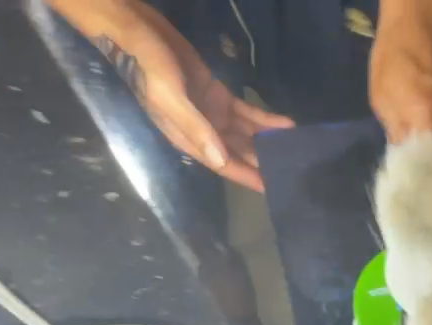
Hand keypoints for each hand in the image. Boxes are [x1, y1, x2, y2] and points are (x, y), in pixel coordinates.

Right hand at [75, 0, 292, 190]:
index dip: (248, 177)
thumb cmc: (146, 64)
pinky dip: (264, 119)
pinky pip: (246, 112)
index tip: (273, 190)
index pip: (225, 165)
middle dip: (264, 163)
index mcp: (189, 139)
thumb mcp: (169, 96)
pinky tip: (285, 124)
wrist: (134, 27)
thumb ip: (195, 127)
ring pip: (246, 135)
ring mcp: (211, 113)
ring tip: (296, 149)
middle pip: (239, 154)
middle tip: (294, 170)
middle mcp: (203, 131)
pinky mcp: (217, 94)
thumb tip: (221, 160)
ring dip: (268, 142)